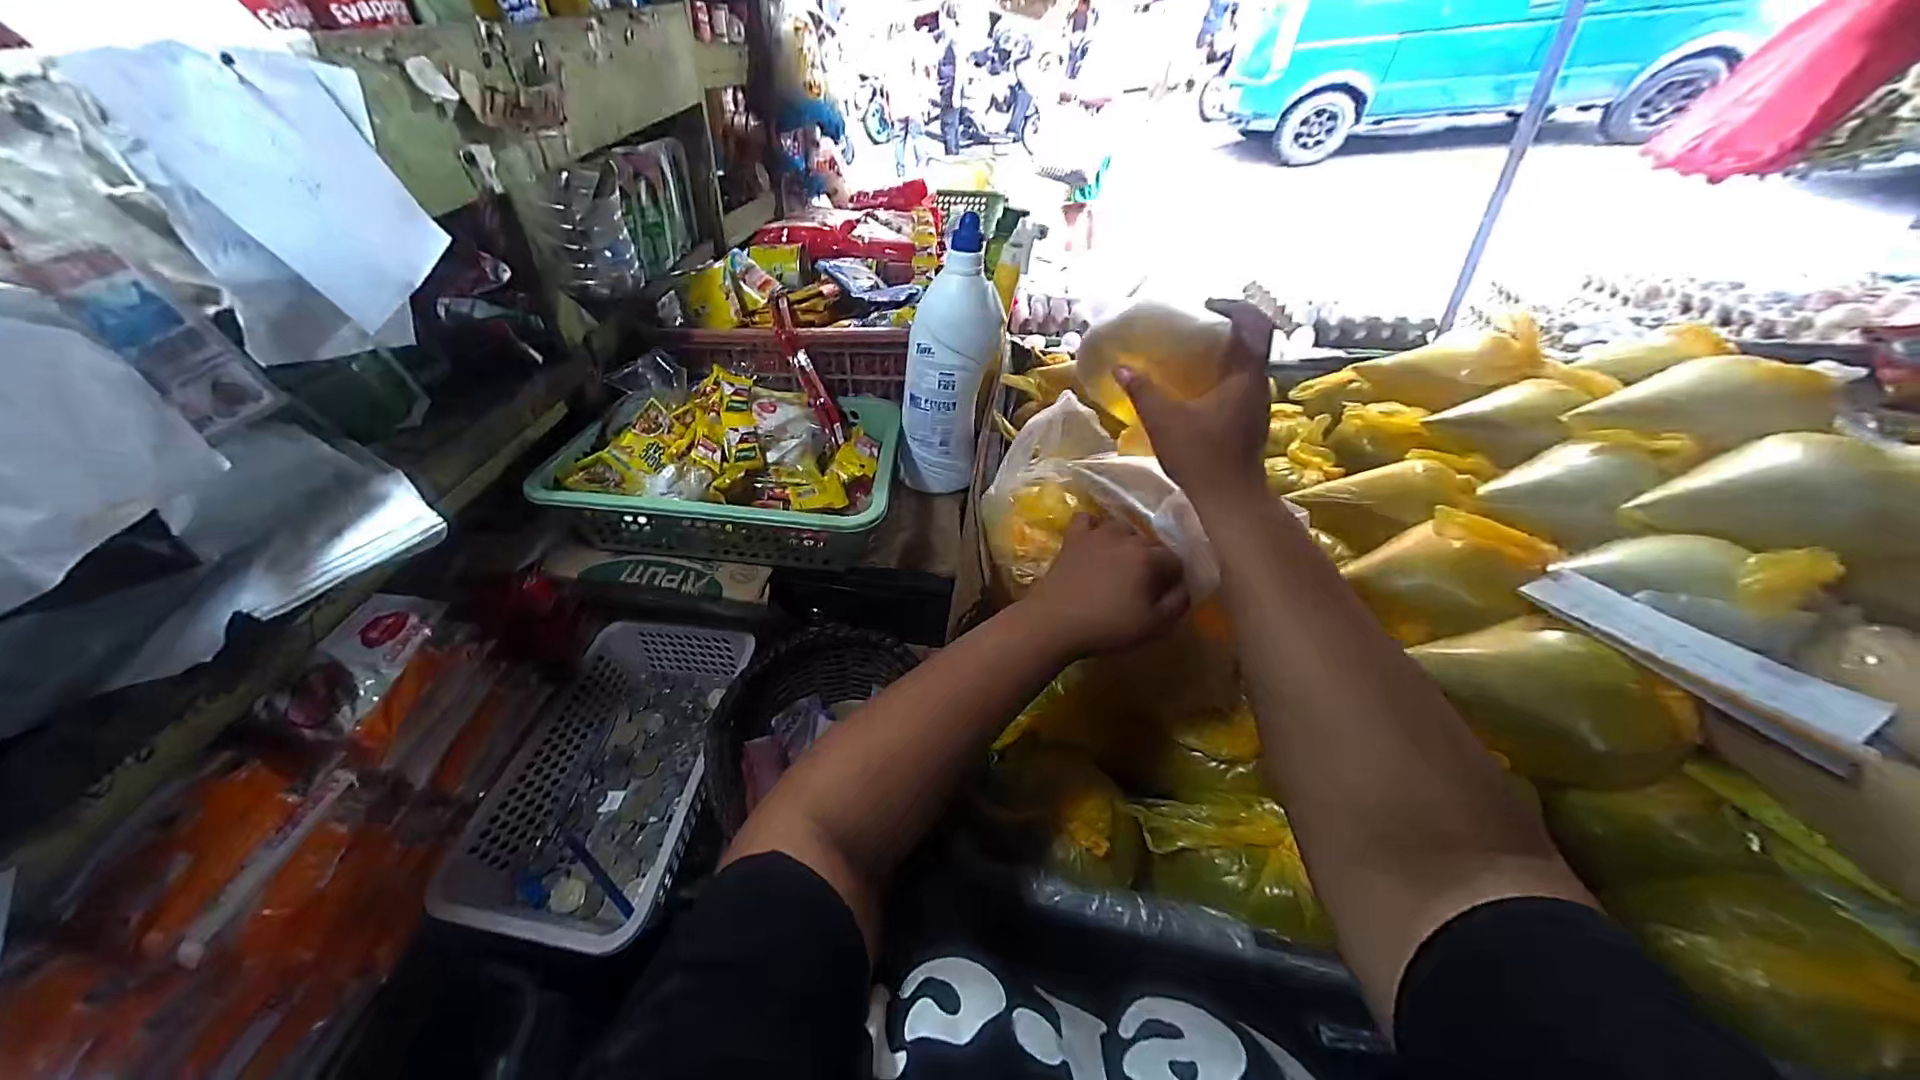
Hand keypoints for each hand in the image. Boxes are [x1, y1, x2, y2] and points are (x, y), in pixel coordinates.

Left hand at [1020, 516, 1188, 656]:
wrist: (1053, 621)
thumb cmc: (1107, 626)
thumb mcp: (1153, 625)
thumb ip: (1177, 603)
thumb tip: (1183, 588)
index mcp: (1149, 557)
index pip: (1175, 561)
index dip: (1174, 579)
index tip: (1165, 596)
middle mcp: (1126, 537)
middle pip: (1150, 543)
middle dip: (1153, 561)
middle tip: (1144, 586)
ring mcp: (1096, 534)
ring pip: (1122, 528)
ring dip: (1127, 543)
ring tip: (1121, 566)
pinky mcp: (1072, 538)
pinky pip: (1088, 520)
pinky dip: (1094, 528)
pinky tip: (1094, 542)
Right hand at [1117, 300, 1271, 510]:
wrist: (1229, 498)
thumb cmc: (1200, 454)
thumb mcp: (1164, 420)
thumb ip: (1143, 390)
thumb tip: (1121, 368)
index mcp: (1246, 376)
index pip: (1254, 325)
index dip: (1234, 307)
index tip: (1207, 304)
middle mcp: (1259, 386)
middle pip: (1254, 343)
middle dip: (1229, 329)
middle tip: (1199, 326)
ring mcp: (1257, 406)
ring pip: (1248, 366)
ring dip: (1227, 355)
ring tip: (1196, 354)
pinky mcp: (1250, 423)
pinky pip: (1241, 386)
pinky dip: (1224, 376)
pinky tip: (1200, 389)